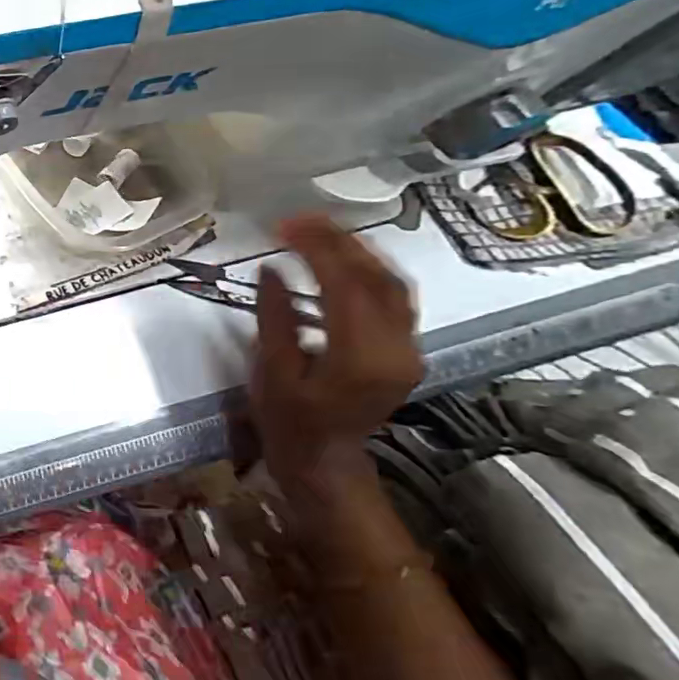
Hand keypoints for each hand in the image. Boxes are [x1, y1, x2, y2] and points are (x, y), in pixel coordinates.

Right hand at [251, 213, 422, 504]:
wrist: (323, 459)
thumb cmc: (287, 421)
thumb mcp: (270, 371)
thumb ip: (275, 318)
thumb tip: (272, 269)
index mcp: (361, 357)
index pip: (346, 286)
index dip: (317, 249)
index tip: (284, 227)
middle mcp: (398, 349)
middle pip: (378, 278)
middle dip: (340, 241)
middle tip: (299, 220)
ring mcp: (409, 349)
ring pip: (394, 284)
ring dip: (358, 252)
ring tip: (318, 232)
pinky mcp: (406, 349)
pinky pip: (395, 299)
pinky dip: (368, 272)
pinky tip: (340, 263)